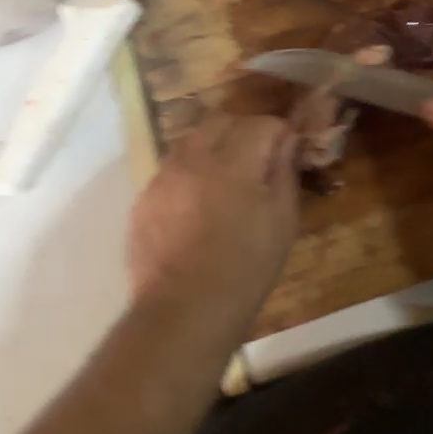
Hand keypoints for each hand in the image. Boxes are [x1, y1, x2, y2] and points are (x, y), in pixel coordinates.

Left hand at [127, 115, 300, 316]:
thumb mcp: (282, 221)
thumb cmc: (246, 268)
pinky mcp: (144, 200)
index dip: (279, 134)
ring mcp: (164, 178)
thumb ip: (284, 173)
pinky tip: (198, 206)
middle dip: (243, 133)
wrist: (185, 310)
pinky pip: (170, 171)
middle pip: (221, 123)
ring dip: (212, 149)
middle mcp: (194, 159)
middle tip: (258, 161)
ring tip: (226, 180)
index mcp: (234, 162)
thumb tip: (287, 142)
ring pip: (190, 142)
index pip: (261, 124)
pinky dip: (188, 175)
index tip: (288, 151)